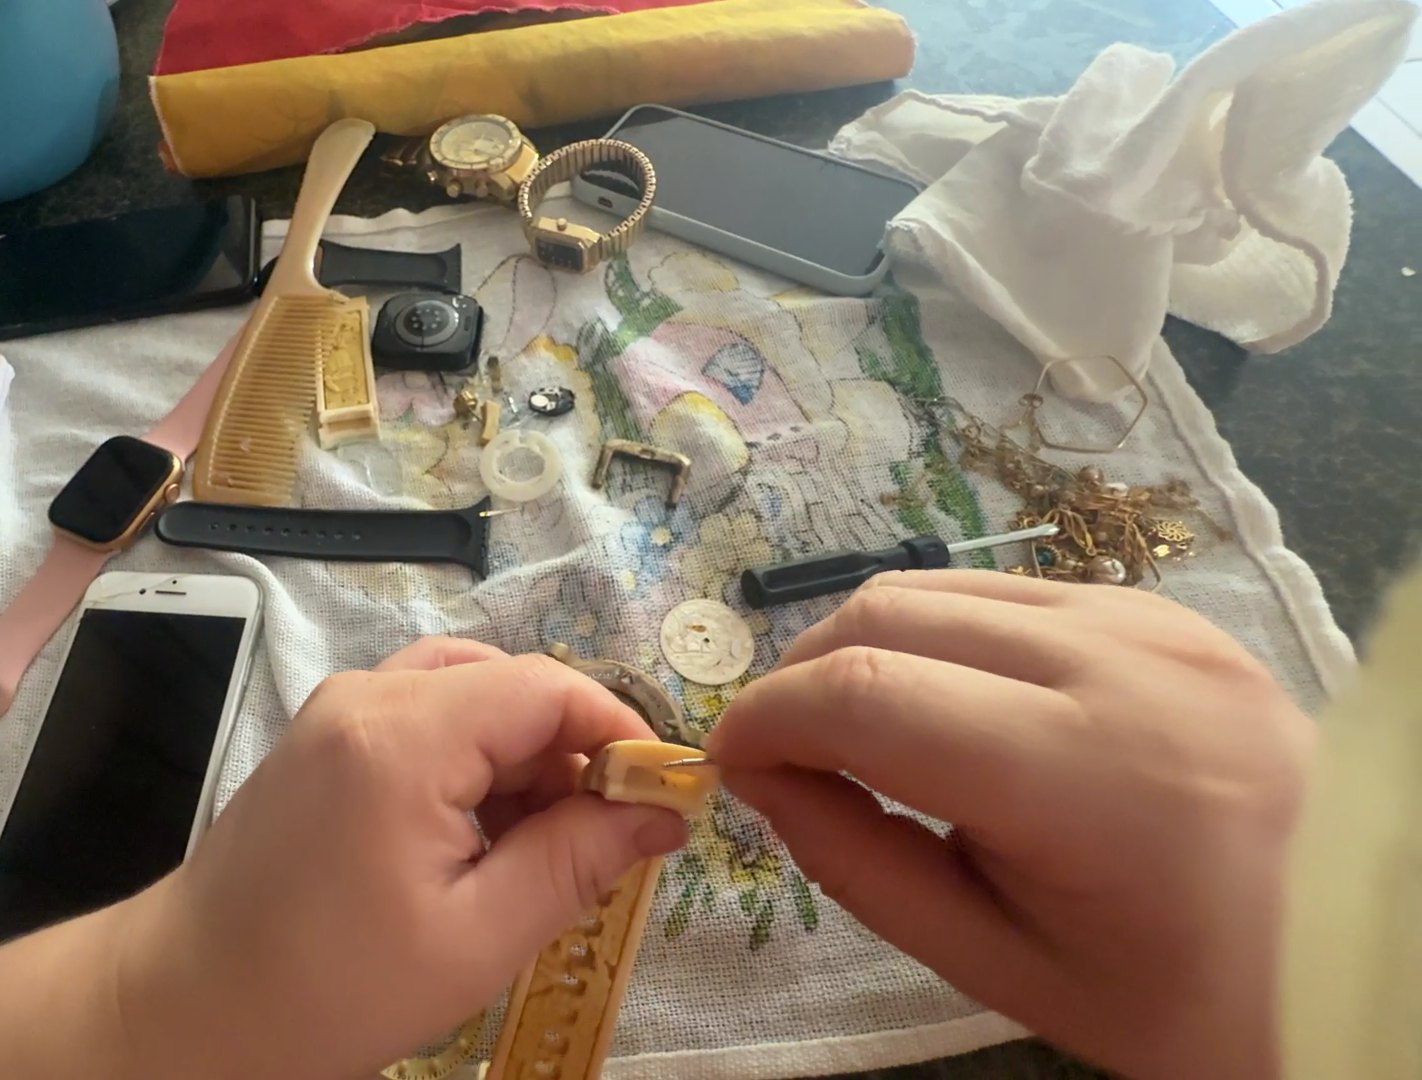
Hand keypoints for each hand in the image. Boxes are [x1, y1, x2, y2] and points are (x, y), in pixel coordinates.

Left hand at [115, 638, 688, 1079]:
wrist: (187, 1000)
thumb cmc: (327, 988)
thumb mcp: (474, 939)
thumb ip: (575, 862)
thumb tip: (660, 814)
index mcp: (402, 735)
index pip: (542, 687)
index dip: (615, 727)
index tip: (660, 788)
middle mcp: (370, 692)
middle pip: (507, 684)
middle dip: (569, 750)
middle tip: (599, 834)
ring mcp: (343, 702)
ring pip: (471, 690)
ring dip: (522, 751)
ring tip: (537, 834)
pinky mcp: (331, 725)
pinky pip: (428, 708)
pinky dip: (474, 751)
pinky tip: (478, 821)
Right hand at [707, 571, 1315, 1079]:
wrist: (1376, 948)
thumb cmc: (1190, 992)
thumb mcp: (1002, 966)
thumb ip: (855, 863)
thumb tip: (761, 777)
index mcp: (1092, 778)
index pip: (864, 698)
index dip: (766, 718)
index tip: (729, 760)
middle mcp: (1116, 663)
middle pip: (875, 622)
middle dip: (794, 681)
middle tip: (781, 750)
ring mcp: (1136, 615)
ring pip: (913, 590)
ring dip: (844, 650)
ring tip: (843, 721)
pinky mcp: (1139, 602)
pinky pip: (973, 591)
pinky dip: (911, 635)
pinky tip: (926, 694)